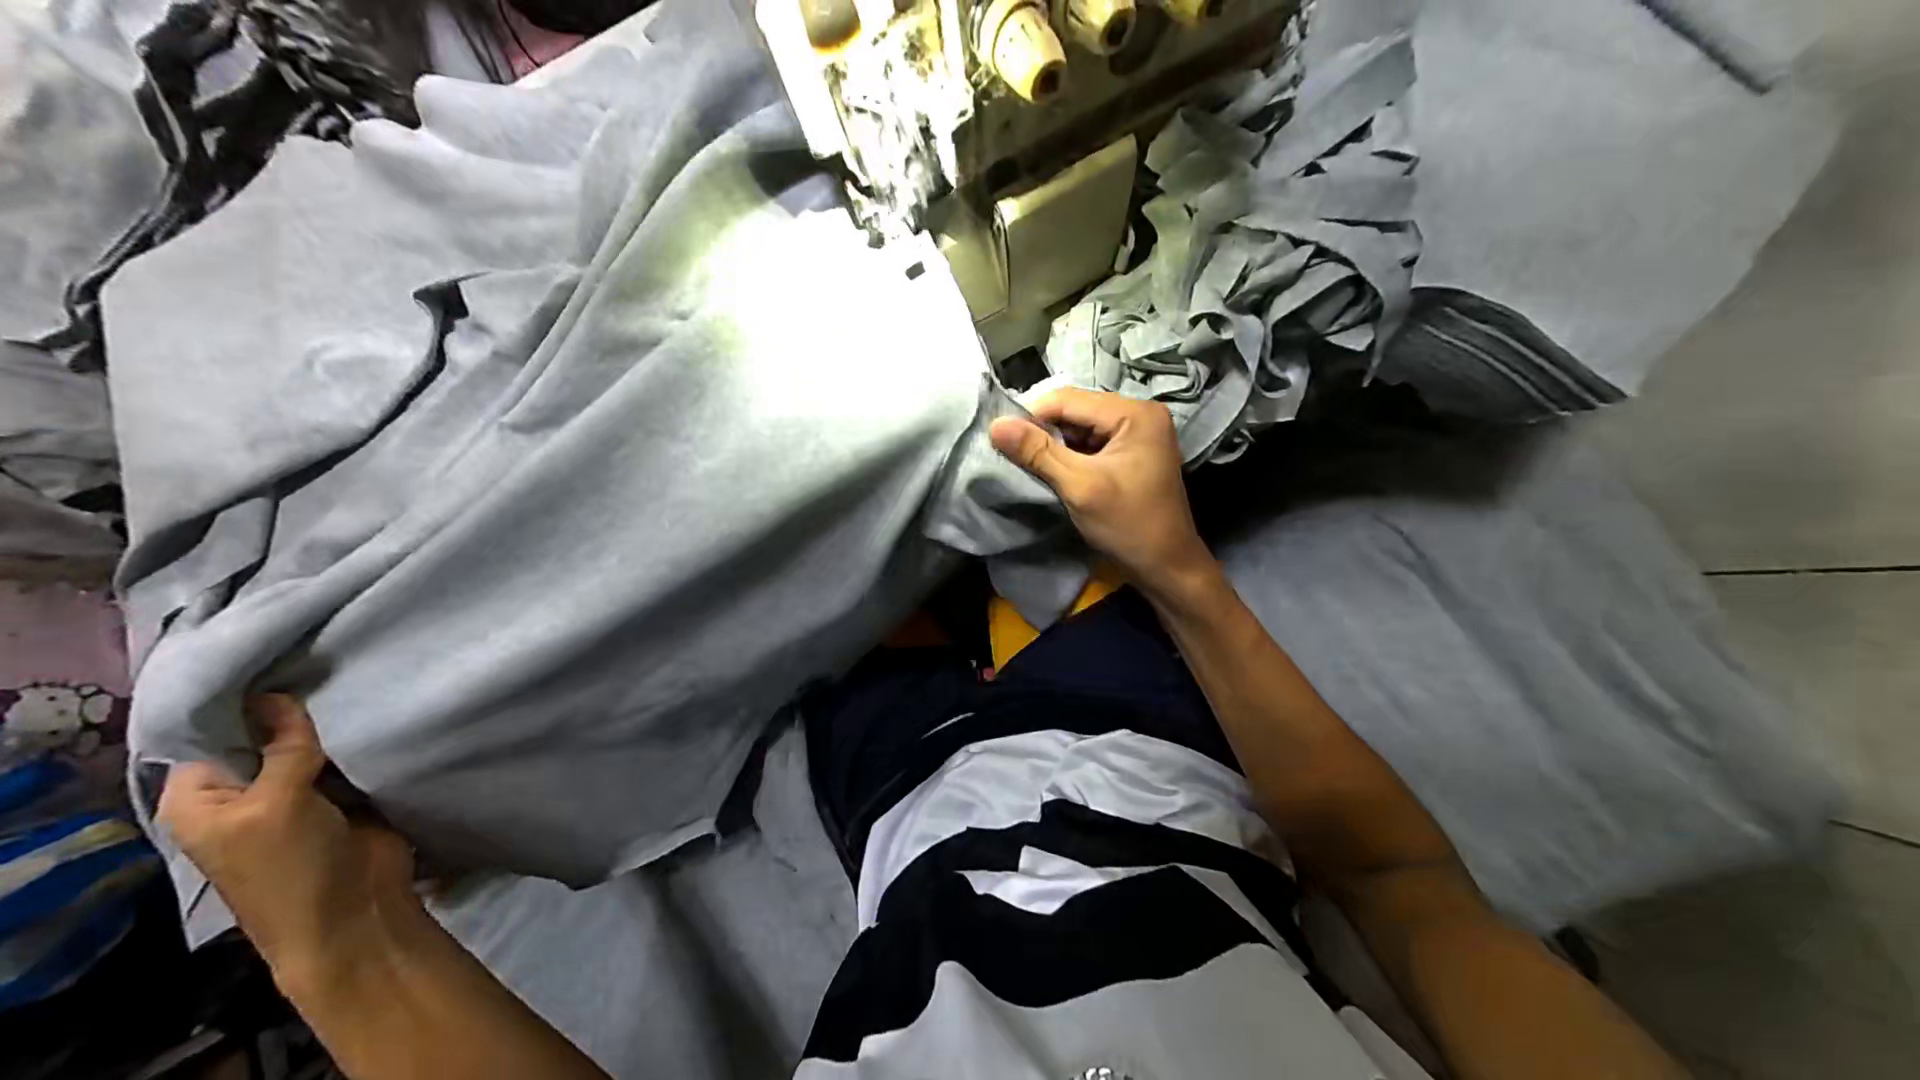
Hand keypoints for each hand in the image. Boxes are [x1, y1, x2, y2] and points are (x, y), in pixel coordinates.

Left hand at [157, 695, 419, 986]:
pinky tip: (372, 712)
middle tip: (323, 666)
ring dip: (330, 726)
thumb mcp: (277, 804)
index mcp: (201, 799)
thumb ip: (281, 748)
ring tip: (353, 681)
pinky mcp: (341, 798)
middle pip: (263, 737)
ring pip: (308, 746)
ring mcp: (295, 796)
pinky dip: (357, 742)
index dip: (242, 702)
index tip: (277, 665)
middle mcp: (243, 793)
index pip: (212, 735)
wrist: (353, 913)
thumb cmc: (292, 866)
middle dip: (293, 709)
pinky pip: (344, 760)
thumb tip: (275, 695)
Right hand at [990, 388, 1219, 600]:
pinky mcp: (1133, 451)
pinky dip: (1070, 453)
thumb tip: (995, 425)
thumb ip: (1038, 452)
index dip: (1031, 415)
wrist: (1167, 566)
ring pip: (1081, 426)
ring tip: (1030, 463)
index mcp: (1135, 413)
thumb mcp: (1079, 486)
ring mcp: (1138, 432)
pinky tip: (1054, 469)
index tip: (1002, 439)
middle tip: (1014, 453)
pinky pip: (1092, 442)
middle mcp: (1140, 413)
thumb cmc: (1128, 525)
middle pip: (1075, 409)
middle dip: (1043, 430)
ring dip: (1054, 443)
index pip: (1069, 399)